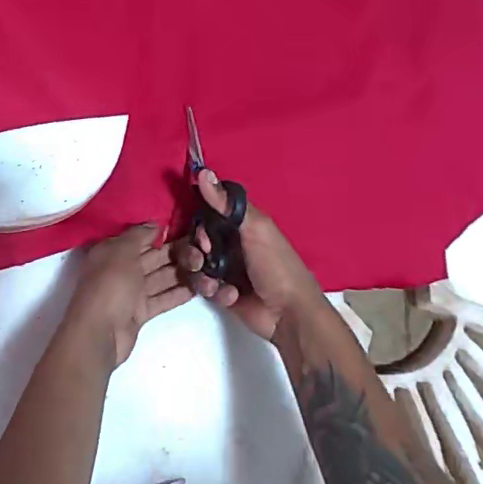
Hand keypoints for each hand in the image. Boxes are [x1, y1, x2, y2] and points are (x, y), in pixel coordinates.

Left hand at [59, 224, 192, 368]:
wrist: (100, 332)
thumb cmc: (110, 285)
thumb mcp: (122, 251)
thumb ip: (139, 234)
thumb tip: (155, 224)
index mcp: (113, 252)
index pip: (142, 238)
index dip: (163, 234)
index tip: (189, 231)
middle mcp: (122, 270)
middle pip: (155, 258)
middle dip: (179, 254)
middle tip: (205, 251)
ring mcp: (132, 293)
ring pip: (162, 278)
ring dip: (183, 273)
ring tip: (208, 268)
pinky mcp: (141, 312)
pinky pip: (163, 299)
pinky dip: (179, 293)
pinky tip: (199, 287)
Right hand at [174, 170, 321, 339]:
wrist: (288, 312)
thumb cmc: (277, 266)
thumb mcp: (255, 229)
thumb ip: (227, 204)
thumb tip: (204, 171)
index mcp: (242, 225)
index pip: (209, 216)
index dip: (200, 224)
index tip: (204, 236)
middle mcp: (232, 244)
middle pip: (196, 242)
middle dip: (194, 252)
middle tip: (203, 261)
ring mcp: (227, 269)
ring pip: (196, 266)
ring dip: (202, 275)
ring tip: (216, 284)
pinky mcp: (223, 293)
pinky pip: (204, 287)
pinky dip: (215, 292)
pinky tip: (231, 296)